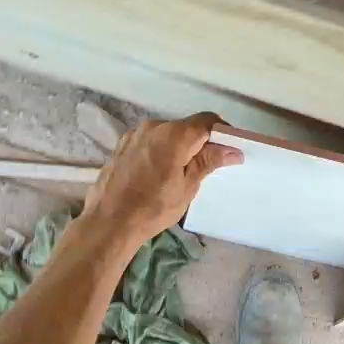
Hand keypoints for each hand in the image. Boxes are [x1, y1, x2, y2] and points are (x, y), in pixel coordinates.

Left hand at [81, 113, 242, 244]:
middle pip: (186, 126)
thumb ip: (209, 161)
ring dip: (179, 146)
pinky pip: (150, 141)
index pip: (207, 121)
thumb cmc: (153, 207)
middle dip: (200, 142)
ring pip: (167, 134)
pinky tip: (158, 173)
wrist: (109, 222)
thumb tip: (233, 149)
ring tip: (180, 173)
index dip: (222, 132)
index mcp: (174, 134)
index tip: (229, 149)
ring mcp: (135, 134)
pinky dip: (160, 150)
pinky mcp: (122, 144)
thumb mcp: (187, 187)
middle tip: (206, 166)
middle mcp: (154, 126)